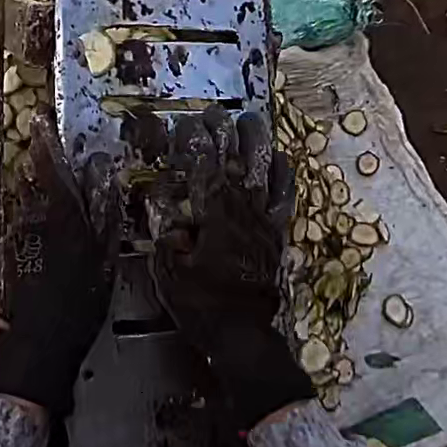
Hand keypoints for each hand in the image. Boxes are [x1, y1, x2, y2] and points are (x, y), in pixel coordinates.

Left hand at [0, 116, 120, 415]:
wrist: (42, 336)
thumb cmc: (81, 298)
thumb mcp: (105, 256)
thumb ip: (104, 210)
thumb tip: (104, 174)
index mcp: (62, 214)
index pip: (51, 167)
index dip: (45, 142)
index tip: (39, 119)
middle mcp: (35, 217)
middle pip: (34, 179)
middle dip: (39, 161)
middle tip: (46, 147)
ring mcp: (19, 232)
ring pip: (26, 198)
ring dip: (35, 188)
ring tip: (49, 191)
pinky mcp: (11, 247)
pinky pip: (22, 220)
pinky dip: (32, 214)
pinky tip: (44, 228)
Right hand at [140, 108, 313, 429]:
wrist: (242, 334)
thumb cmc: (200, 303)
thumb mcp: (168, 269)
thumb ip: (165, 229)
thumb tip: (161, 196)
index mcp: (213, 218)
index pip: (201, 170)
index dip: (191, 144)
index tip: (182, 124)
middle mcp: (242, 212)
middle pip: (233, 163)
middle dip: (222, 135)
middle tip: (213, 112)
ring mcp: (263, 222)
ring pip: (263, 173)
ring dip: (256, 145)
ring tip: (251, 120)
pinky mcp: (276, 233)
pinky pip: (285, 199)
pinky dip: (285, 176)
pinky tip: (283, 159)